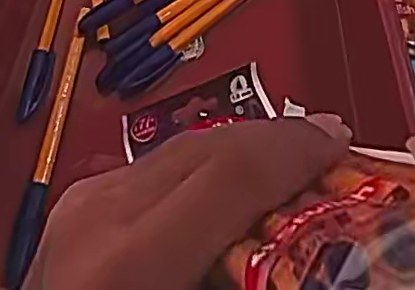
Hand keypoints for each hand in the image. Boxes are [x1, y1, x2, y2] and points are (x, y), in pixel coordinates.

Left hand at [25, 115, 350, 289]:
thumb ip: (253, 279)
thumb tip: (316, 251)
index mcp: (124, 263)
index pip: (227, 169)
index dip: (291, 147)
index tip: (335, 138)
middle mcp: (98, 213)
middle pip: (209, 145)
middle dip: (275, 140)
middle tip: (327, 149)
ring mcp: (83, 200)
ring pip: (185, 146)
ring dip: (243, 149)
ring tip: (291, 162)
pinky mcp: (79, 199)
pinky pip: (158, 166)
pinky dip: (205, 167)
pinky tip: (233, 183)